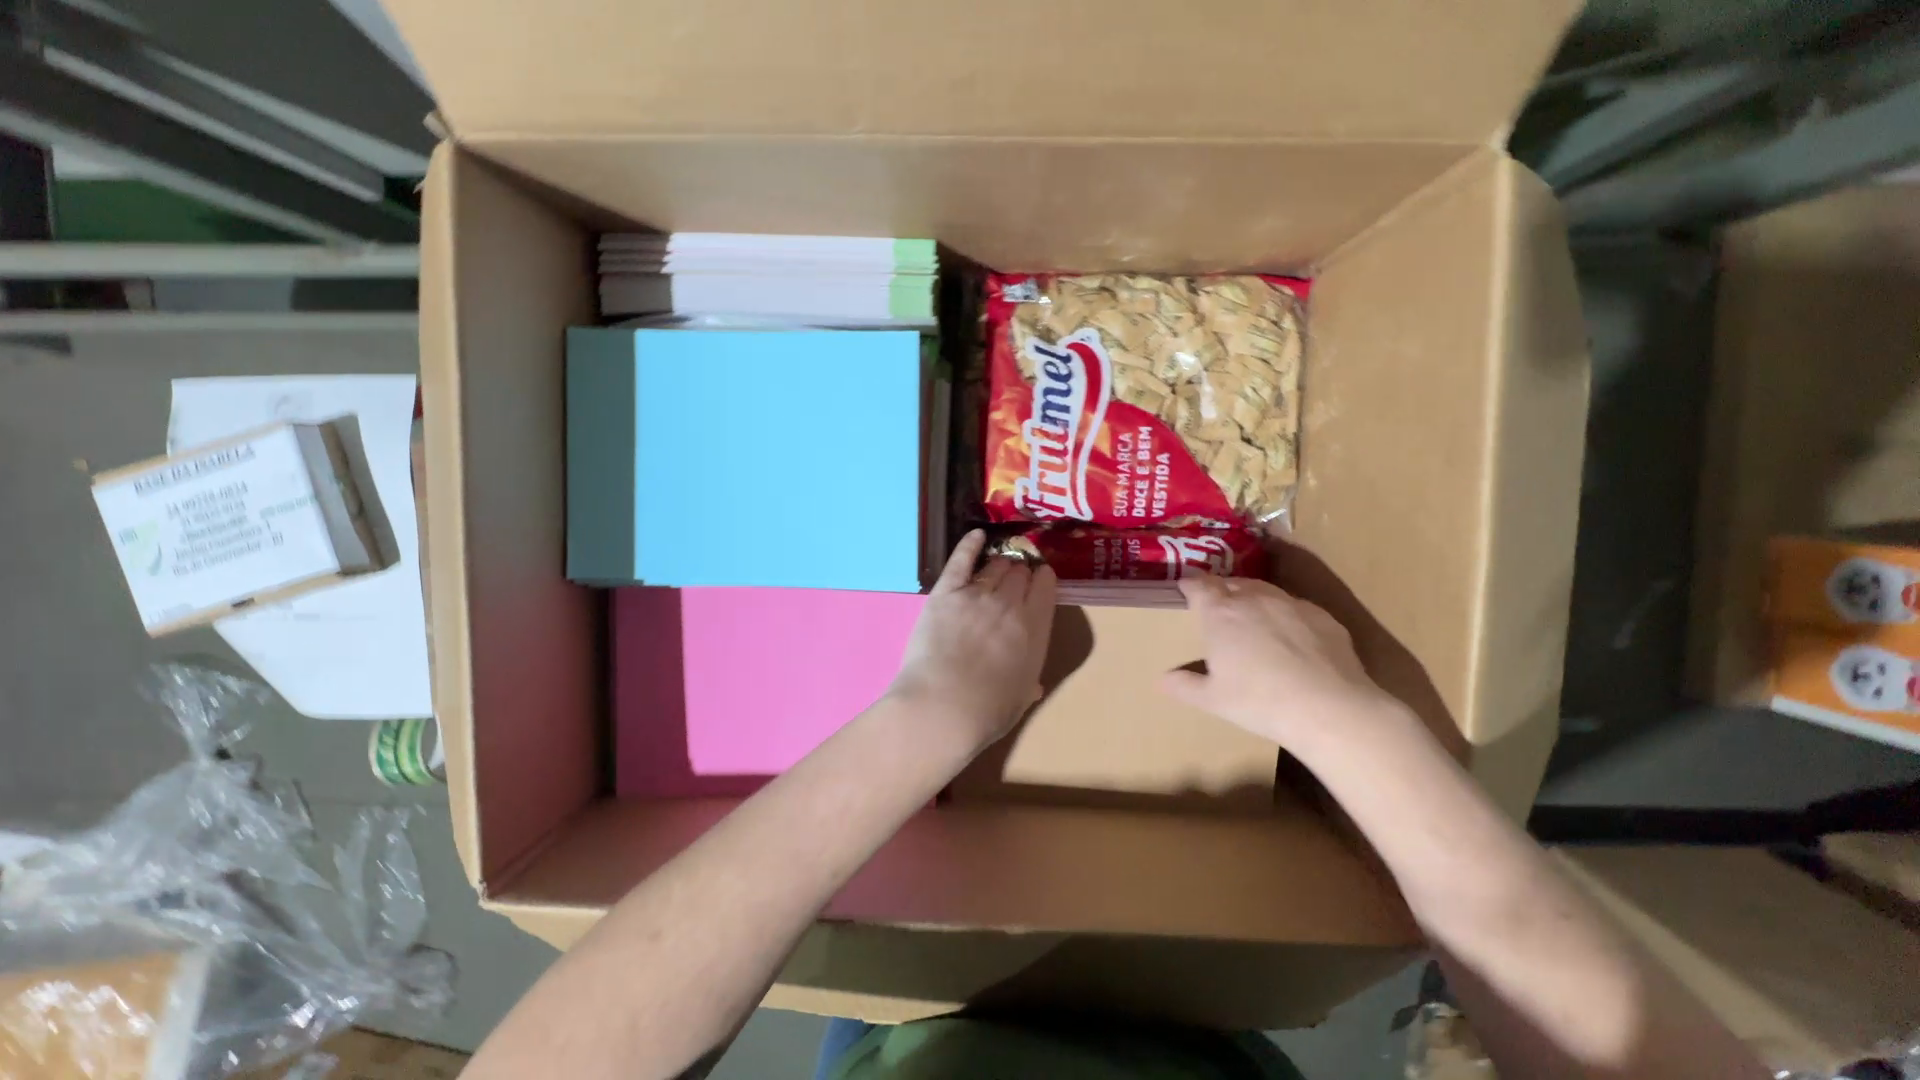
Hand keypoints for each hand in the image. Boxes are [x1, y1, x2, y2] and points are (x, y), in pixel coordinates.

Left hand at [886, 530, 1056, 751]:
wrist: (943, 708)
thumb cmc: (987, 713)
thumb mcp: (1020, 700)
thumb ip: (1028, 684)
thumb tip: (1034, 684)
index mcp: (1035, 630)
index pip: (1045, 588)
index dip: (1042, 581)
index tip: (1038, 582)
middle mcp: (1010, 605)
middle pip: (1020, 573)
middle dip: (1020, 572)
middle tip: (1014, 578)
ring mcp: (977, 595)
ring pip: (995, 566)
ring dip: (999, 564)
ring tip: (998, 565)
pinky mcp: (944, 594)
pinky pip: (960, 560)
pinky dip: (969, 545)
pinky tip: (976, 535)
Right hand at [1159, 575, 1409, 752]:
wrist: (1328, 707)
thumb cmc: (1259, 702)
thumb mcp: (1213, 700)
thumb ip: (1185, 686)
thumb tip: (1163, 680)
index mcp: (1221, 614)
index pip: (1200, 586)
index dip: (1191, 586)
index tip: (1185, 589)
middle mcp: (1255, 599)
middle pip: (1233, 584)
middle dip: (1222, 590)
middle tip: (1217, 606)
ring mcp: (1292, 604)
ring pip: (1266, 591)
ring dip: (1254, 598)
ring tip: (1252, 617)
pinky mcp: (1323, 616)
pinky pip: (1296, 608)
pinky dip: (1286, 616)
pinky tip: (1290, 638)